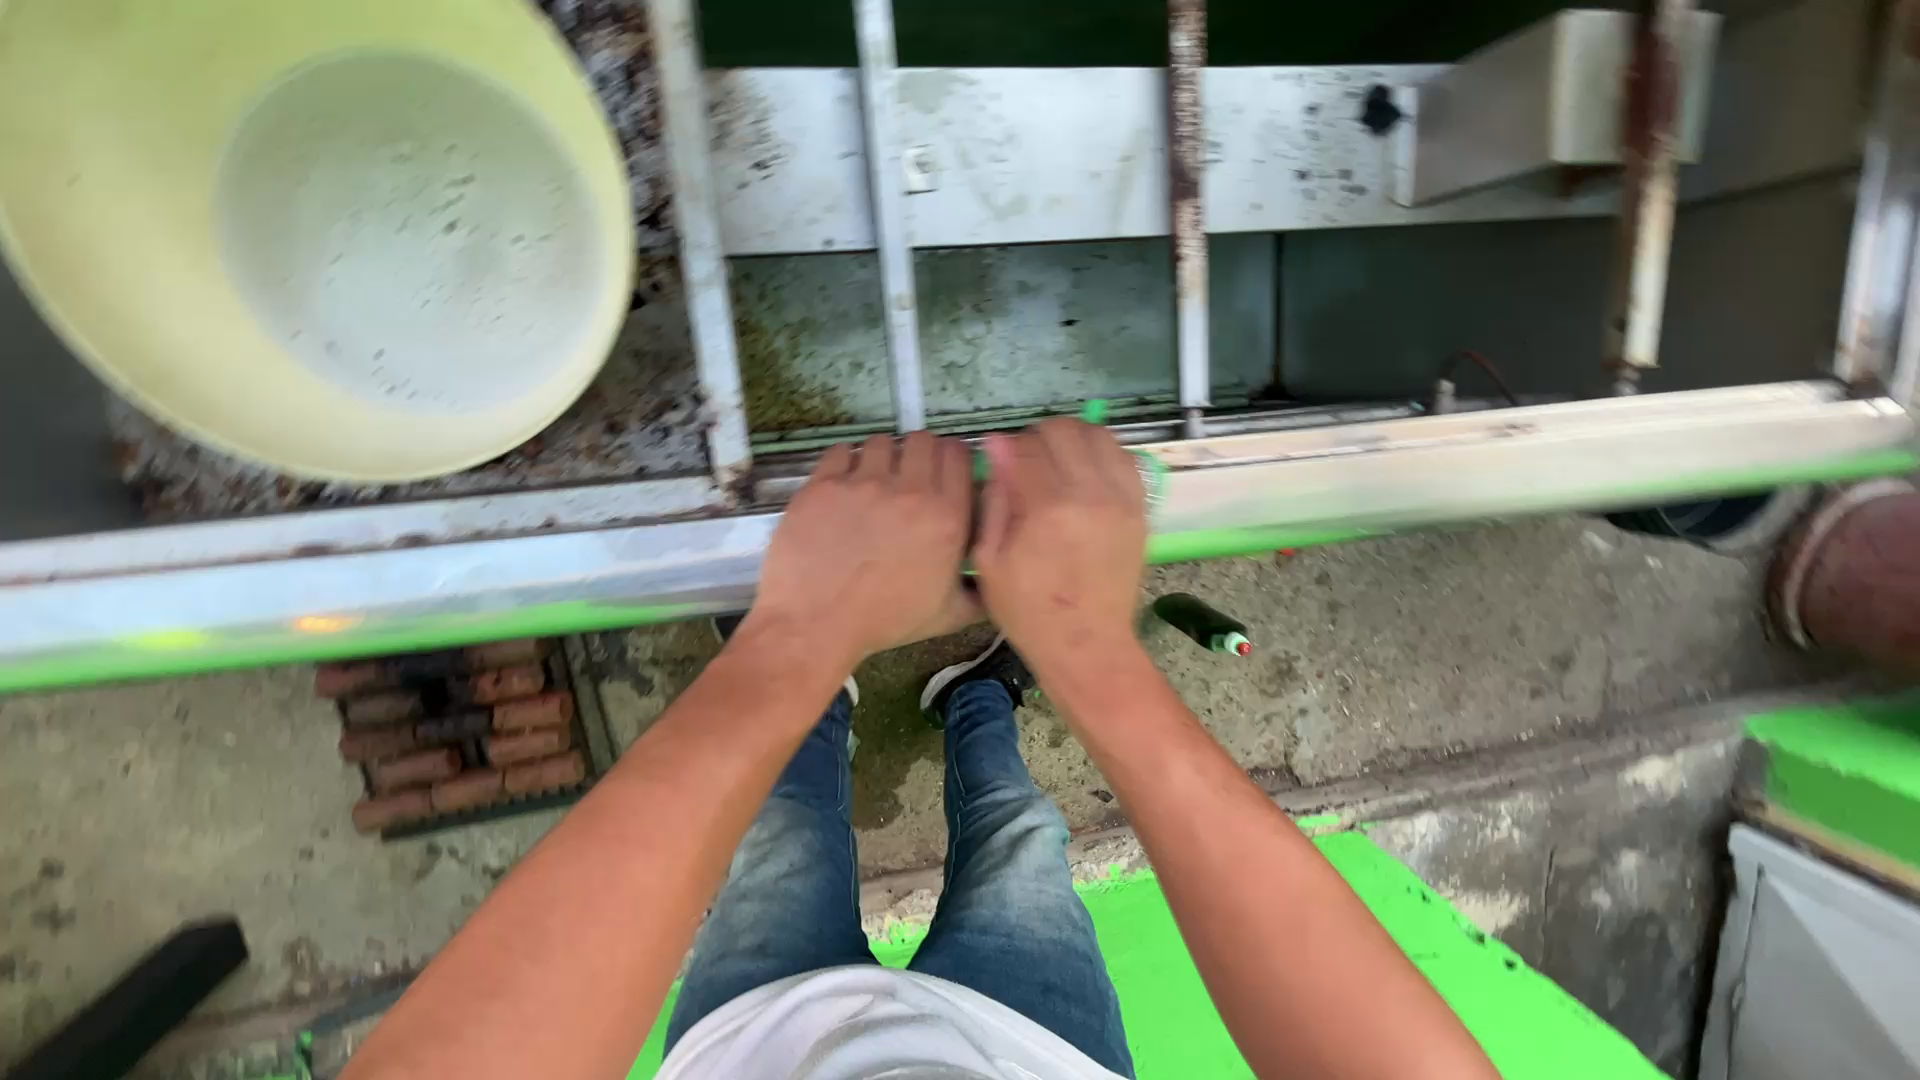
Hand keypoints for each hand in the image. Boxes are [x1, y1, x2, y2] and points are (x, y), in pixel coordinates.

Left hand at [748, 431, 982, 665]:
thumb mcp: (948, 616)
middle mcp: (909, 491)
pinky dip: (846, 462)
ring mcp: (863, 483)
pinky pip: (841, 451)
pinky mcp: (824, 484)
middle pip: (923, 439)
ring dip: (883, 457)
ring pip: (882, 442)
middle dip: (919, 453)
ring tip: (874, 481)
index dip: (952, 459)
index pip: (958, 455)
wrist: (817, 625)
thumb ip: (980, 592)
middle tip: (909, 476)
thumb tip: (996, 577)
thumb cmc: (886, 622)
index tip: (943, 473)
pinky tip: (844, 485)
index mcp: (946, 517)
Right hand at [972, 418, 1147, 677]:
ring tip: (1057, 465)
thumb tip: (996, 445)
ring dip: (1071, 440)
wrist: (1086, 643)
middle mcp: (1090, 494)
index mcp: (1047, 509)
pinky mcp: (1139, 508)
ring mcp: (1121, 499)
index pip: (1025, 446)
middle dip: (1037, 438)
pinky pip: (1123, 457)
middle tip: (1027, 463)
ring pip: (1097, 435)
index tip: (1000, 463)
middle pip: (1063, 430)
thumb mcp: (989, 559)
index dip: (1006, 448)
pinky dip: (1101, 454)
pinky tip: (1084, 474)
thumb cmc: (1028, 610)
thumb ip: (995, 497)